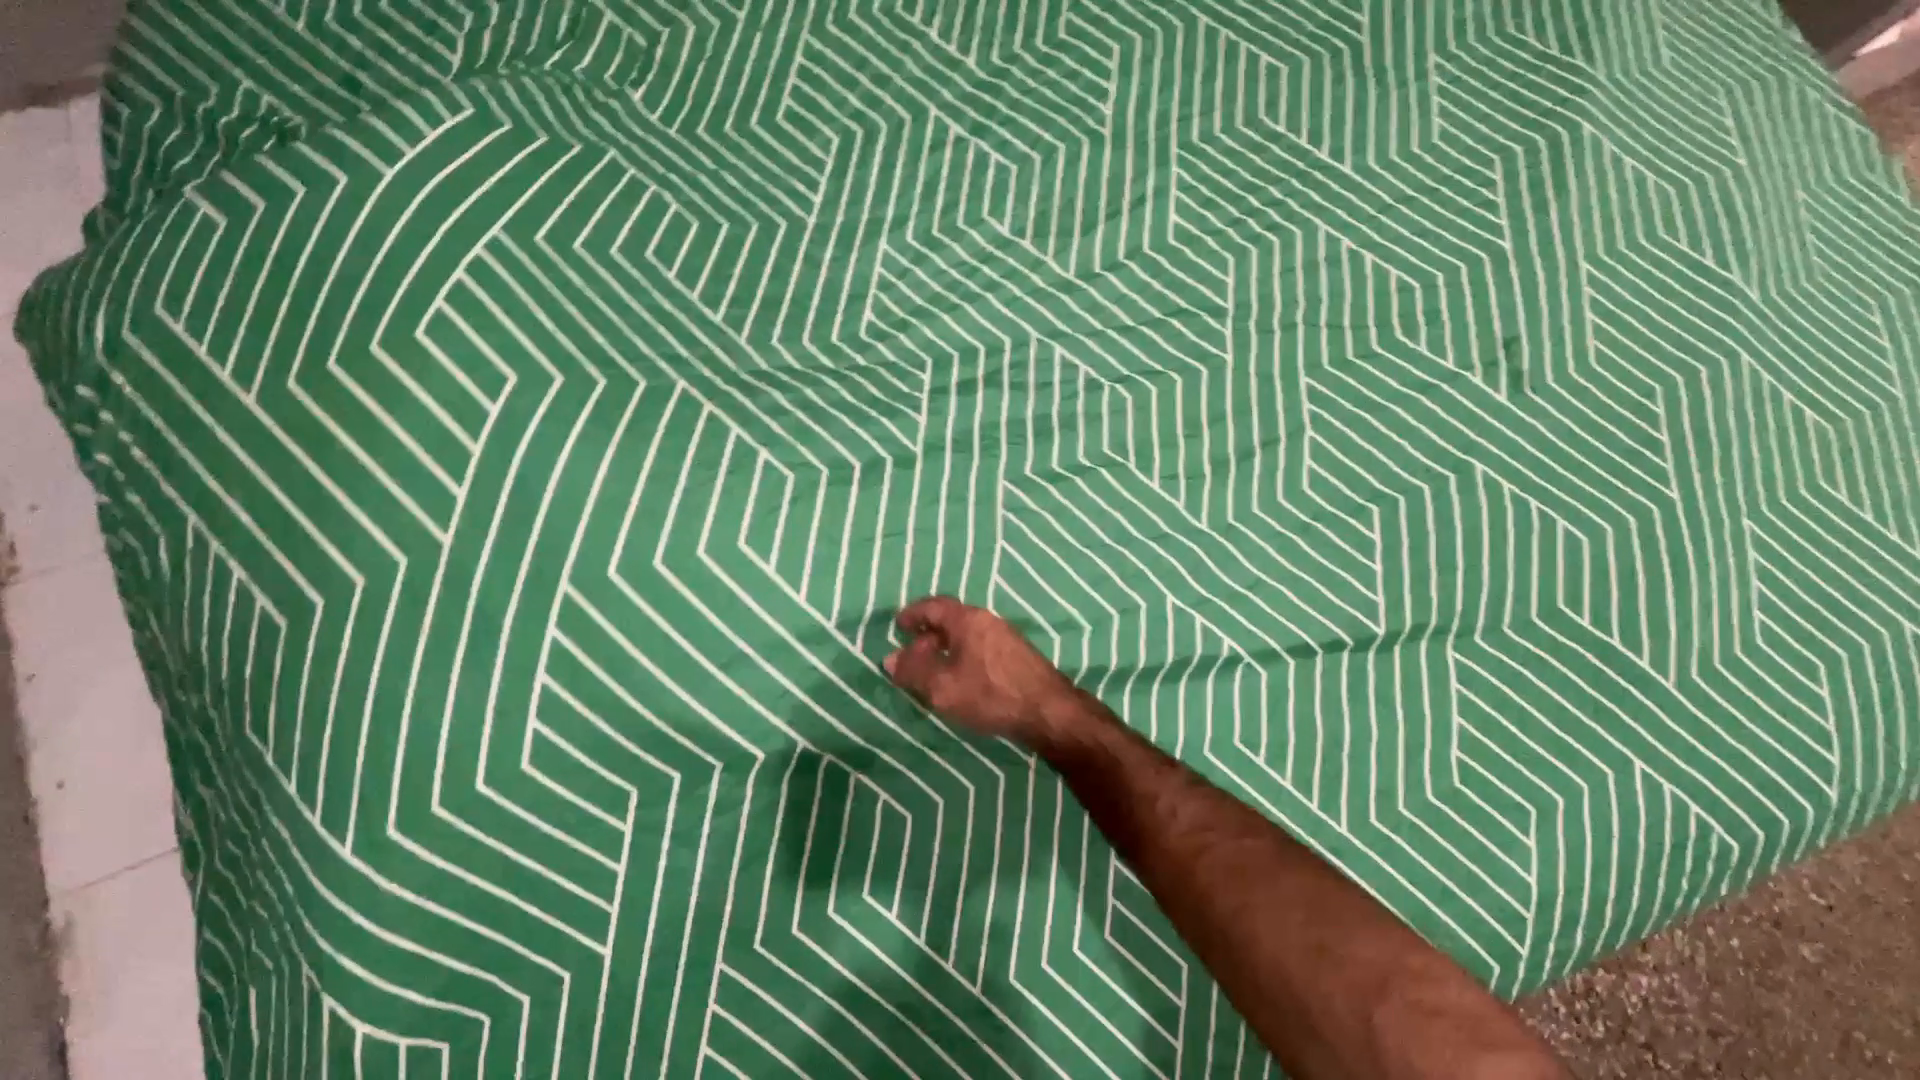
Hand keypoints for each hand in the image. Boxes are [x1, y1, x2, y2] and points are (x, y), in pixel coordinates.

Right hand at [883, 596, 1081, 745]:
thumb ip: (913, 671)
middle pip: (951, 621)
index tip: (899, 625)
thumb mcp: (942, 686)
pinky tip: (961, 682)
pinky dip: (963, 658)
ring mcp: (1006, 638)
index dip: (913, 614)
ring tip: (933, 673)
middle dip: (928, 636)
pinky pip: (981, 649)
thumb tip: (890, 658)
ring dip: (946, 650)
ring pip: (967, 636)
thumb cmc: (990, 694)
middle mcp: (988, 621)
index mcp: (968, 620)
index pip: (934, 606)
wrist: (1048, 712)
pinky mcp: (1018, 657)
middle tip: (912, 656)